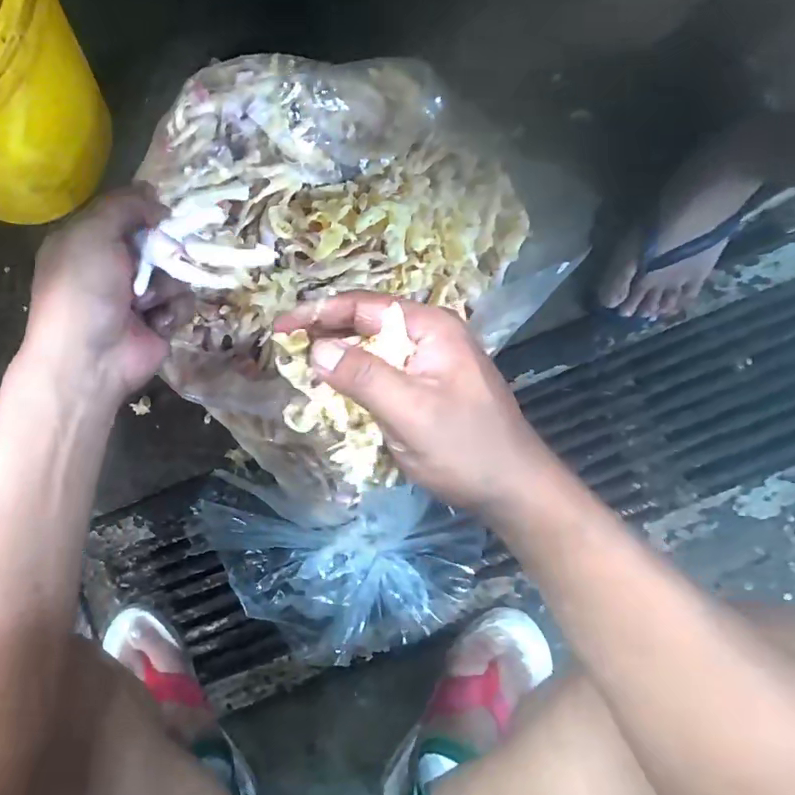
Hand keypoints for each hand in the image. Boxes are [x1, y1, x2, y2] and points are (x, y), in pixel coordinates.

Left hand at [19, 185, 188, 400]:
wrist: (90, 358)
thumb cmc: (83, 290)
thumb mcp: (93, 233)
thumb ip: (124, 206)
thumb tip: (155, 197)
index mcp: (86, 240)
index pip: (125, 213)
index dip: (146, 211)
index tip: (160, 215)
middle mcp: (112, 265)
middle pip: (158, 241)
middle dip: (164, 249)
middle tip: (164, 256)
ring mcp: (137, 295)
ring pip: (176, 272)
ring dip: (166, 284)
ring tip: (146, 301)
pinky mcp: (159, 320)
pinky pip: (183, 302)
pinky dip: (173, 310)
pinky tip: (156, 322)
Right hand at [275, 293, 561, 515]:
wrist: (514, 488)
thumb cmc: (465, 448)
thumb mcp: (409, 411)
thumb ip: (363, 376)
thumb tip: (315, 348)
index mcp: (432, 327)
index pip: (365, 306)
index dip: (318, 312)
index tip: (280, 326)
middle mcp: (434, 335)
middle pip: (370, 322)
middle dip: (327, 330)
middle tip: (284, 344)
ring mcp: (436, 362)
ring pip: (378, 348)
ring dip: (342, 353)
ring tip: (301, 361)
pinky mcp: (433, 387)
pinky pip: (389, 371)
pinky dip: (360, 375)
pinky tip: (339, 386)